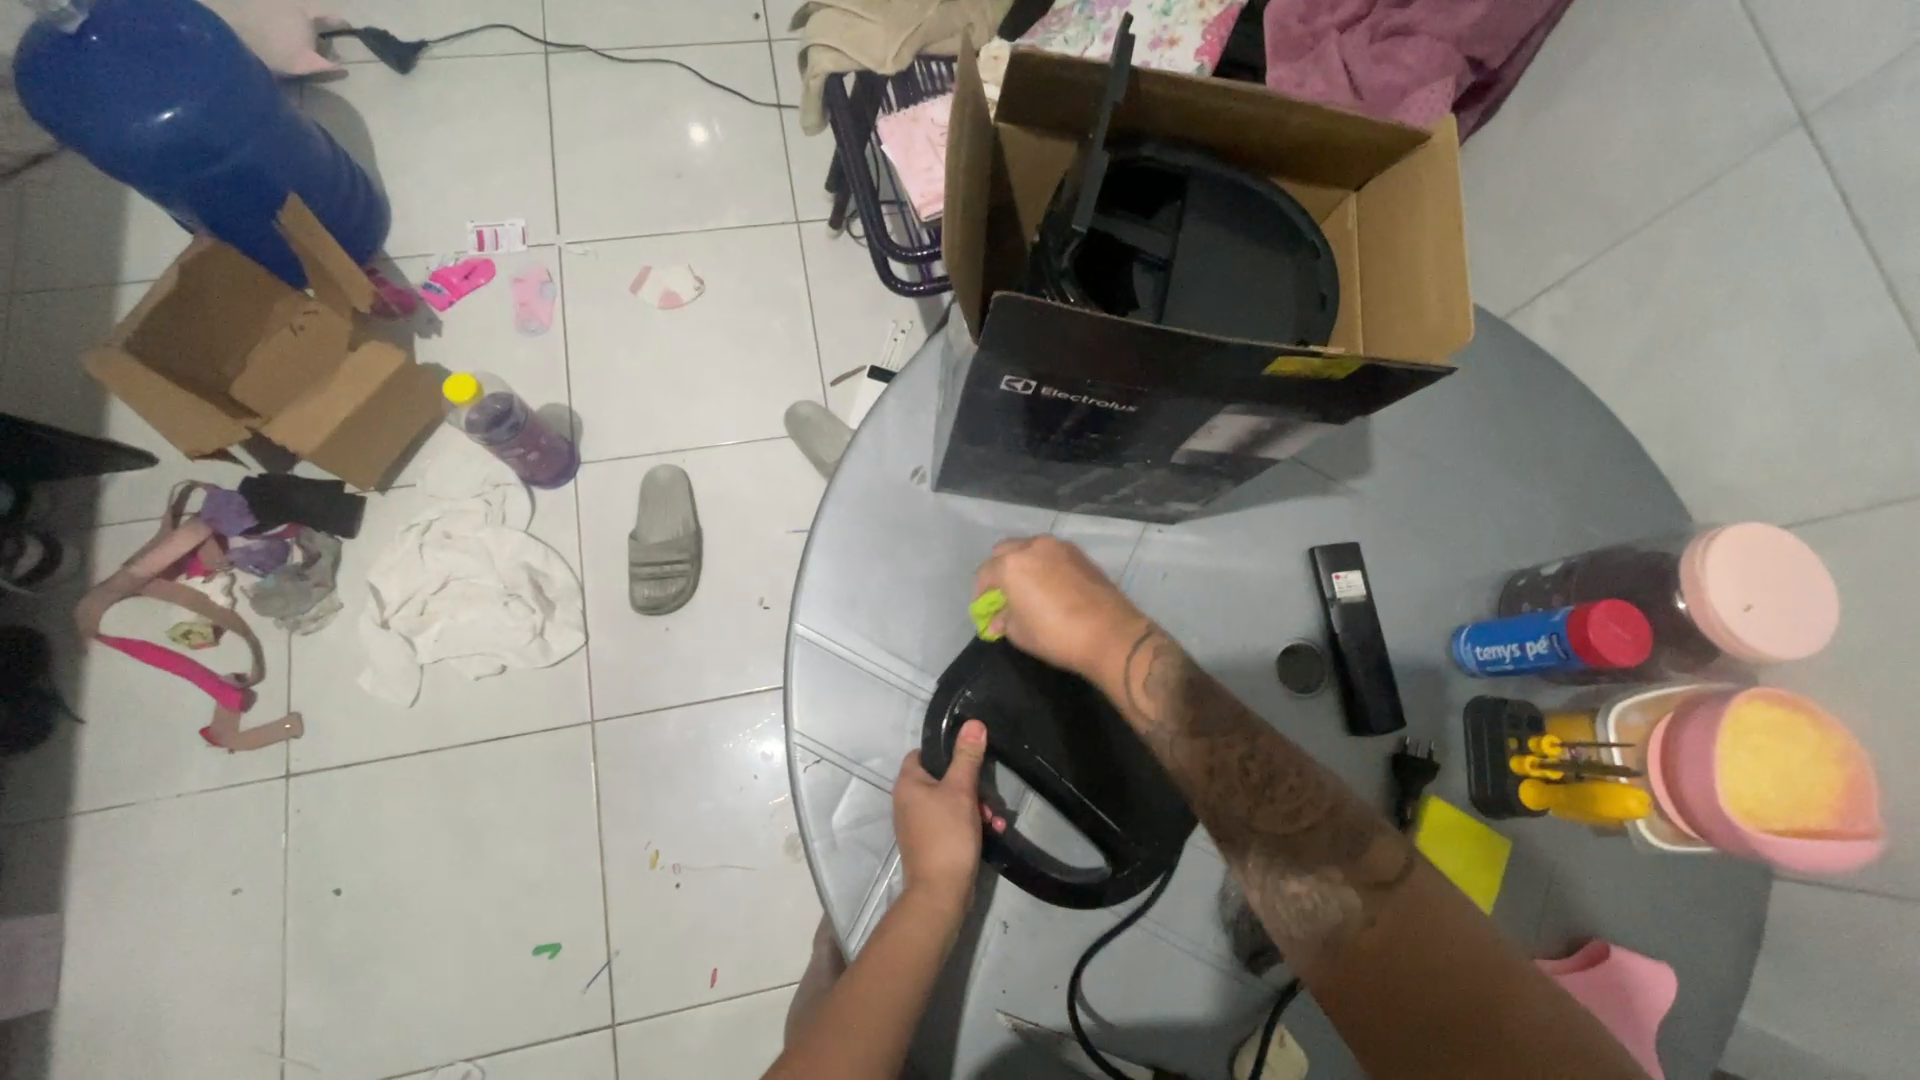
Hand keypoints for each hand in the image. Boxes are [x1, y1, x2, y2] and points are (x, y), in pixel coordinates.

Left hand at [894, 719, 989, 911]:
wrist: (941, 891)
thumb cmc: (947, 834)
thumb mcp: (961, 790)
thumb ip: (967, 756)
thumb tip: (973, 722)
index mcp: (907, 783)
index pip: (924, 752)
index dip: (947, 751)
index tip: (971, 756)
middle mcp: (907, 800)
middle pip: (943, 778)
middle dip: (972, 786)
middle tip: (989, 798)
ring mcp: (917, 823)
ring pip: (951, 801)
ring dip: (977, 806)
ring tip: (995, 820)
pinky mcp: (930, 841)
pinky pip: (952, 821)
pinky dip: (970, 823)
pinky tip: (992, 831)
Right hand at [974, 535, 1149, 681]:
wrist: (1109, 633)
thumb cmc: (1056, 635)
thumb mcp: (1020, 633)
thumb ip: (1004, 620)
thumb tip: (998, 620)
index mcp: (1011, 565)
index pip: (984, 573)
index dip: (980, 593)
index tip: (985, 610)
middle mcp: (1033, 547)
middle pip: (1005, 551)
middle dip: (1000, 571)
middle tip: (1004, 594)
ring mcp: (1059, 547)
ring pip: (1030, 548)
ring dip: (1024, 564)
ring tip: (1029, 588)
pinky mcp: (1080, 554)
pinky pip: (1052, 555)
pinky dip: (1045, 565)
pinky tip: (1051, 586)